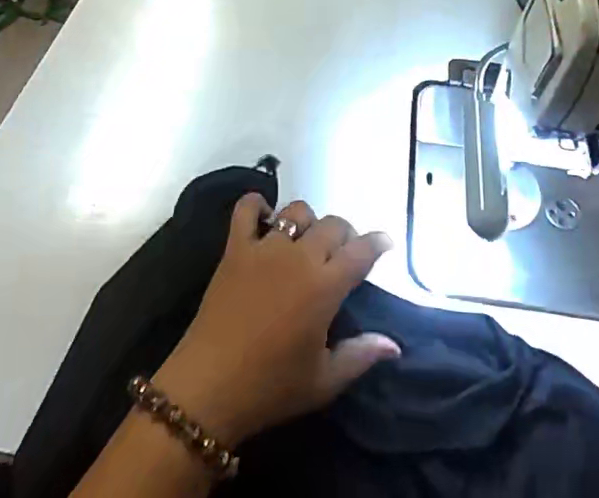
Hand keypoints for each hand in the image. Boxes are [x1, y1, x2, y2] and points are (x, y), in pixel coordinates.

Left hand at [153, 196, 398, 445]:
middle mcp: (300, 258)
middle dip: (345, 235)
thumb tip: (394, 344)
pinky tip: (264, 217)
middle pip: (334, 225)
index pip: (362, 250)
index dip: (378, 243)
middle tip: (341, 255)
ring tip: (305, 242)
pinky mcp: (235, 252)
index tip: (384, 243)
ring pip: (297, 212)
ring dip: (308, 222)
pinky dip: (257, 206)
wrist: (204, 393)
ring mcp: (265, 250)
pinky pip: (246, 211)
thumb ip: (361, 356)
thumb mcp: (323, 381)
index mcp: (326, 286)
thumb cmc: (269, 388)